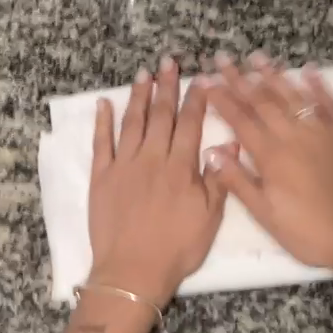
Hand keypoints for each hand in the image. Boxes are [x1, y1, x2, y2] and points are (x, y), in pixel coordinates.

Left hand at [86, 56, 228, 306]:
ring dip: (138, 95)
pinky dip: (102, 121)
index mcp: (181, 167)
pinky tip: (104, 104)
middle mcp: (152, 158)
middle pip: (161, 115)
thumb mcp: (210, 218)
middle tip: (168, 62)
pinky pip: (101, 143)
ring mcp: (124, 165)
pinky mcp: (101, 176)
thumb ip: (219, 179)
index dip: (196, 99)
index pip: (191, 124)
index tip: (200, 79)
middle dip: (166, 86)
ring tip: (143, 73)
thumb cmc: (176, 248)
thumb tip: (231, 145)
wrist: (133, 271)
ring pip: (132, 122)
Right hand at [203, 53, 332, 282]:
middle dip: (239, 79)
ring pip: (293, 95)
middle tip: (222, 59)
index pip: (239, 120)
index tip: (205, 81)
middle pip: (262, 100)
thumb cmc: (312, 234)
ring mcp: (325, 131)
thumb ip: (238, 181)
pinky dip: (318, 85)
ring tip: (256, 57)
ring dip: (273, 75)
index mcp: (271, 156)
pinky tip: (308, 71)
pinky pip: (331, 103)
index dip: (221, 99)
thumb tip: (211, 151)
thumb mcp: (267, 216)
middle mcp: (295, 136)